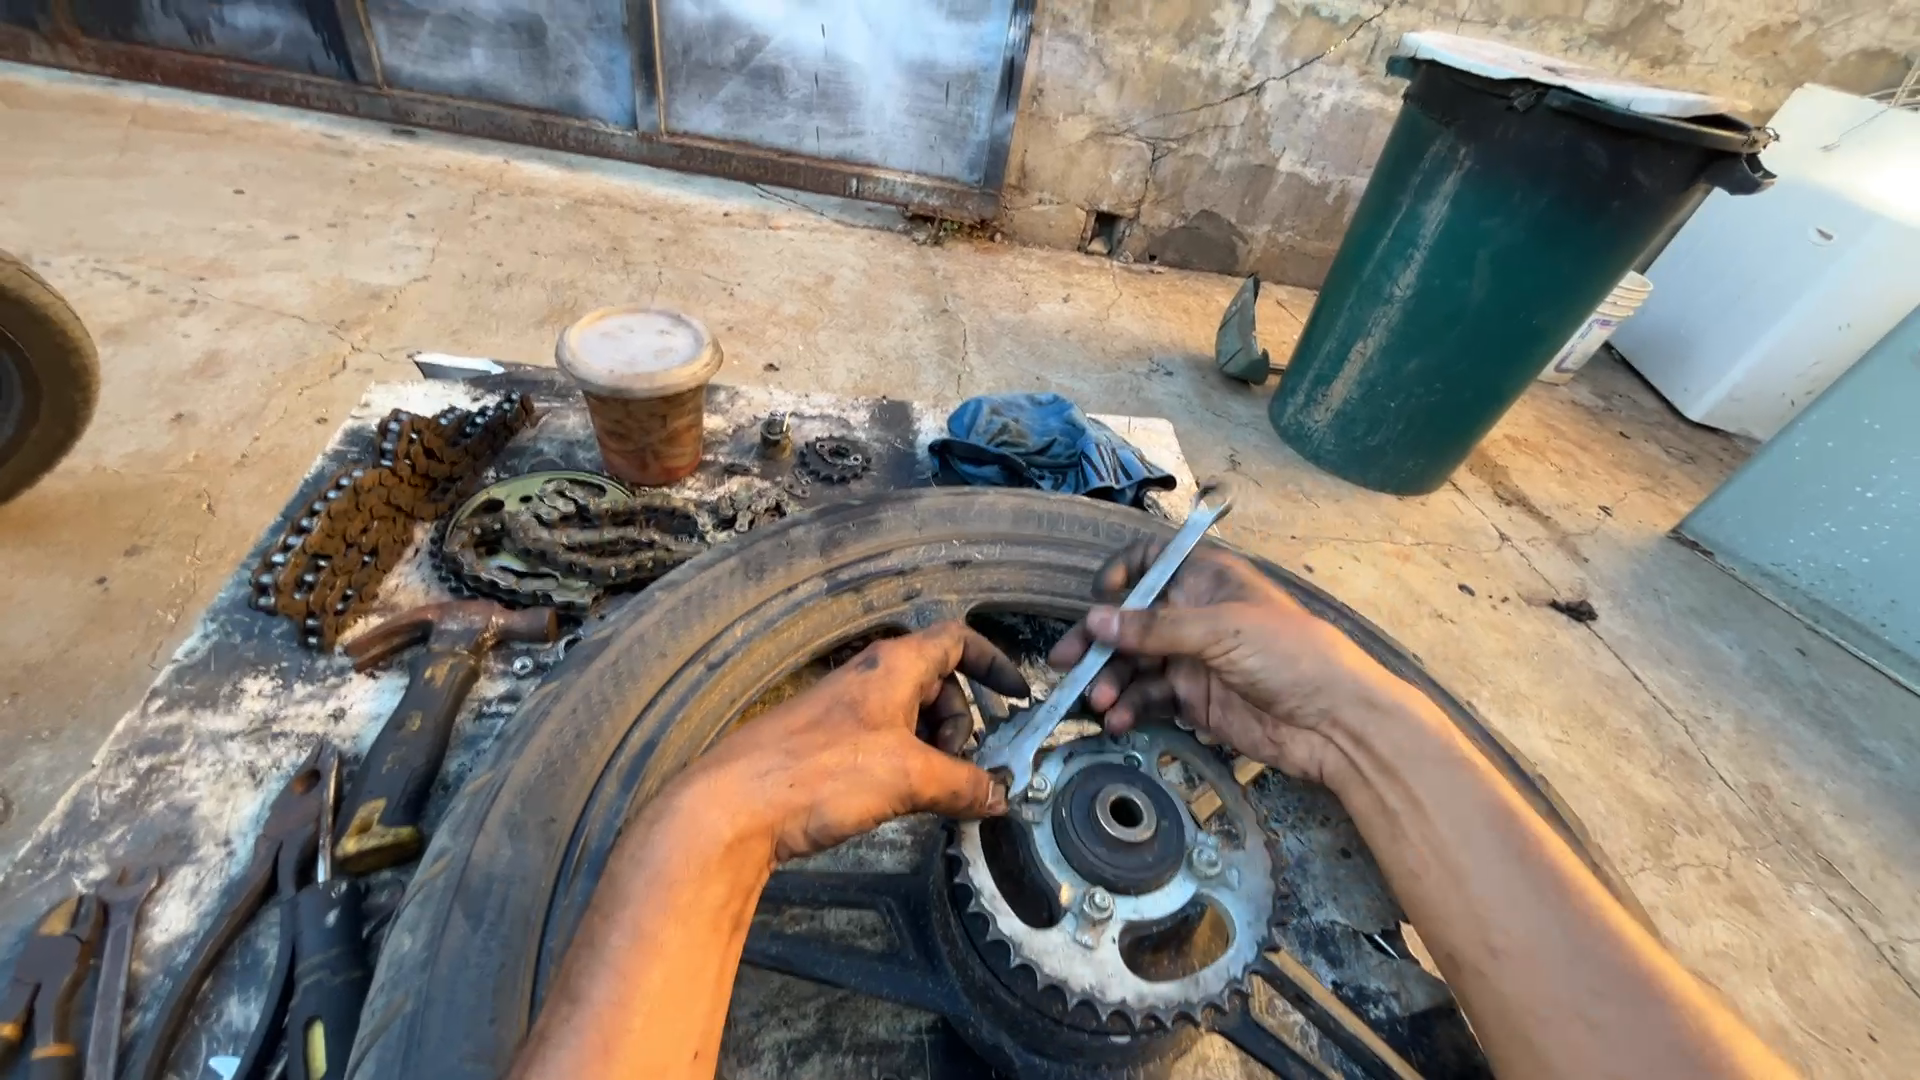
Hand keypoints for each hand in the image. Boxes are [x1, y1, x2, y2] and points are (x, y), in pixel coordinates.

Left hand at [677, 621, 1030, 861]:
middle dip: (962, 724)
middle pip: (939, 685)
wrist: (733, 808)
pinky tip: (903, 800)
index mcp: (895, 665)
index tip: (1018, 697)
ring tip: (932, 792)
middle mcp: (872, 678)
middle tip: (962, 768)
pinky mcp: (829, 743)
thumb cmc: (824, 773)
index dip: (994, 662)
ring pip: (913, 717)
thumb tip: (1001, 795)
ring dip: (935, 750)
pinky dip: (908, 765)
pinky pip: (887, 742)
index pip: (958, 640)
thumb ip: (963, 783)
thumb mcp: (909, 775)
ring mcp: (848, 710)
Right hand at [1048, 540, 1429, 787]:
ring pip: (1134, 664)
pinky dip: (1131, 708)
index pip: (1150, 562)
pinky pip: (1150, 698)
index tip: (1099, 598)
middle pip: (1130, 621)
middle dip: (1098, 641)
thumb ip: (1154, 628)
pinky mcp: (1193, 699)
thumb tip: (1093, 620)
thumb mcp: (1221, 630)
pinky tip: (1119, 720)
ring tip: (1098, 703)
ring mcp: (1191, 659)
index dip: (1122, 574)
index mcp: (1203, 580)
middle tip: (1065, 663)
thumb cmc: (1289, 654)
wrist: (1336, 724)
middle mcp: (1191, 615)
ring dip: (1112, 681)